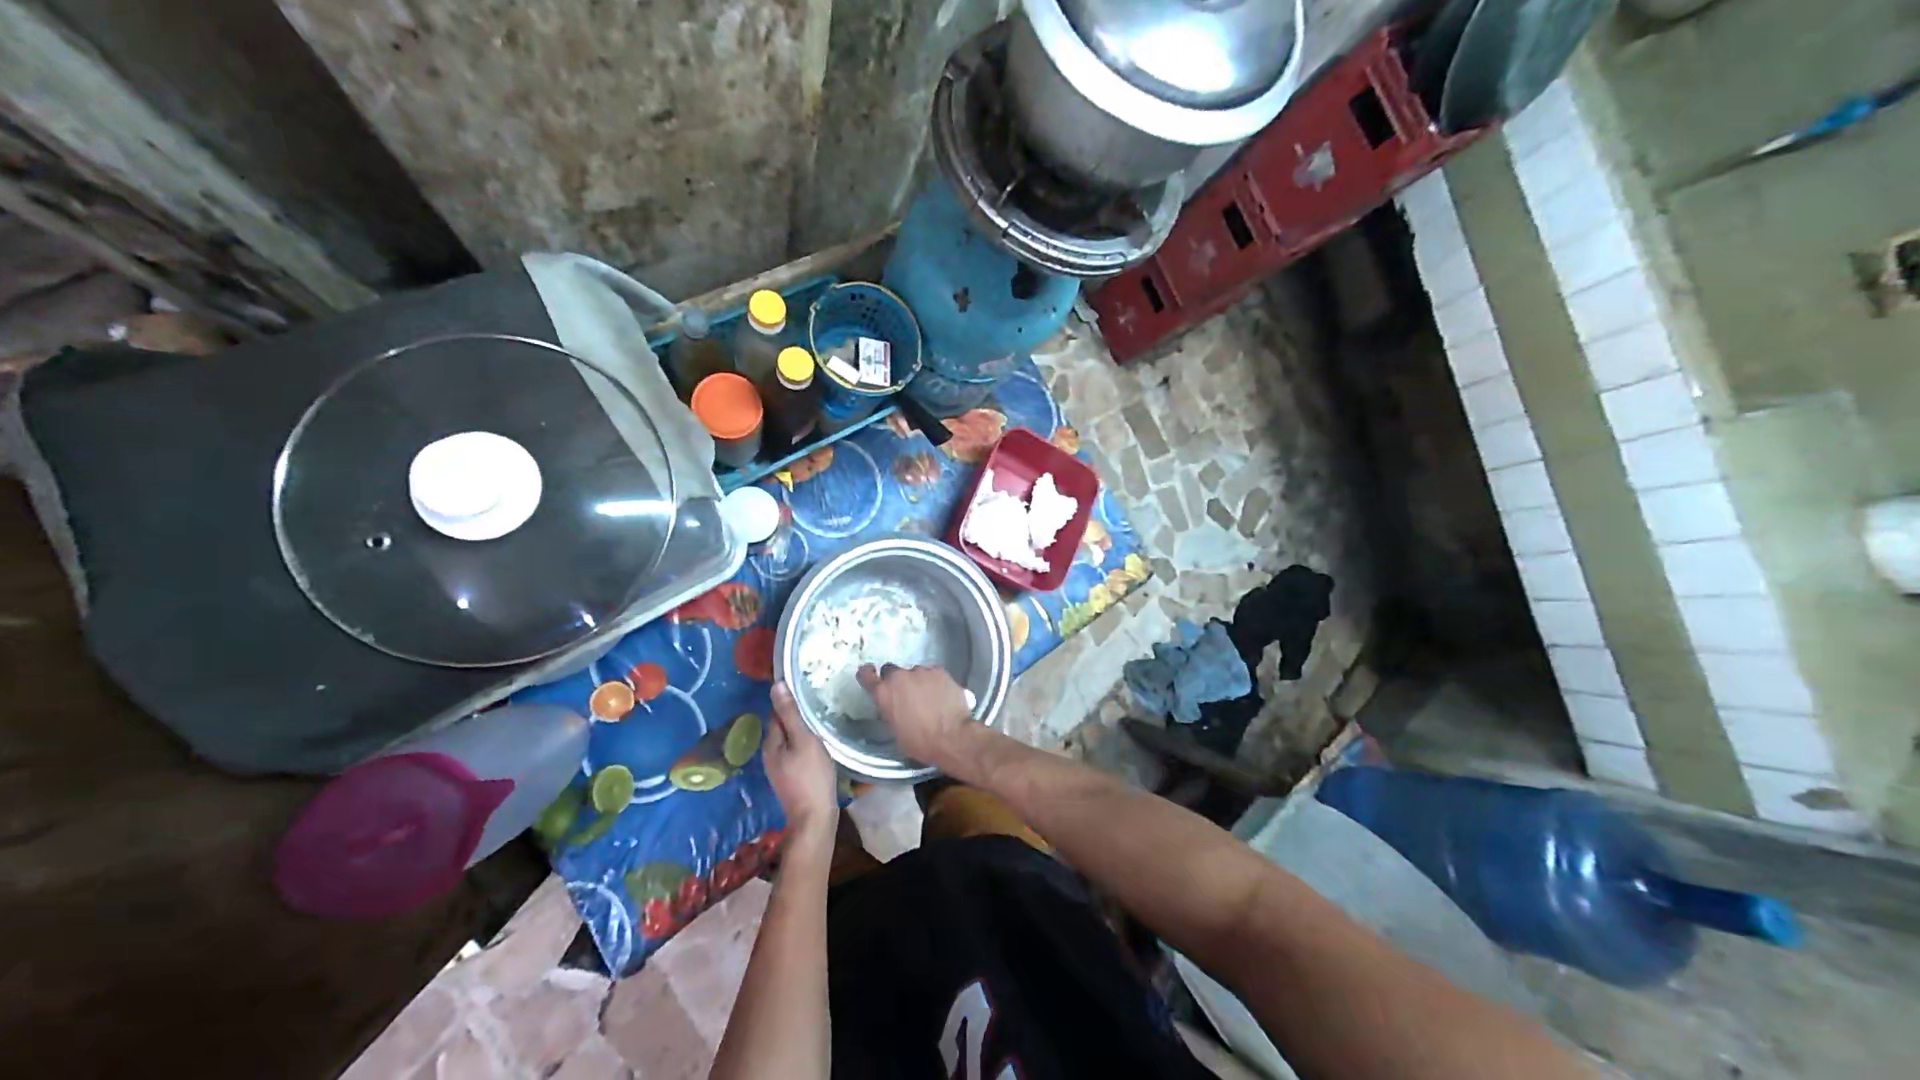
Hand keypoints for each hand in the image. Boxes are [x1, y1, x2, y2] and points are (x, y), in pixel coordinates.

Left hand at [766, 683, 837, 839]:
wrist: (814, 817)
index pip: (776, 713)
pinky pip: (796, 753)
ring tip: (822, 722)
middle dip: (797, 716)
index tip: (808, 692)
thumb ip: (790, 713)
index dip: (790, 701)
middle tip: (819, 705)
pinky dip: (806, 745)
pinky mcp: (791, 778)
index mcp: (770, 743)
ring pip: (790, 741)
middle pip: (783, 727)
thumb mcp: (803, 739)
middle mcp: (770, 754)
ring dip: (803, 731)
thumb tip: (776, 685)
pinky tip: (821, 746)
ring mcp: (780, 768)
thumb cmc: (811, 776)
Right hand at [856, 664, 977, 768]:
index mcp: (883, 693)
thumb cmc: (920, 742)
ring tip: (928, 697)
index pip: (866, 675)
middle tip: (905, 694)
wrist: (952, 737)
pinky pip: (932, 673)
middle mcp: (899, 677)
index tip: (870, 676)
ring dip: (917, 681)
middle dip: (895, 680)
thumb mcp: (895, 731)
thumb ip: (889, 711)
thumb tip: (893, 706)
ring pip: (914, 672)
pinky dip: (934, 681)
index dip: (868, 675)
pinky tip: (941, 694)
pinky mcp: (939, 671)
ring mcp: (920, 671)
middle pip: (891, 670)